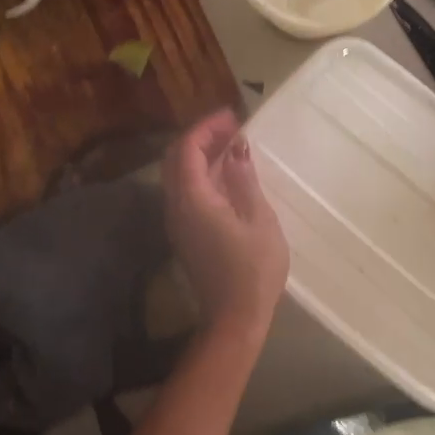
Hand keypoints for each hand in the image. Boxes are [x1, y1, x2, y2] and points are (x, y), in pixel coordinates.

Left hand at [163, 110, 289, 335]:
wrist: (235, 318)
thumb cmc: (253, 269)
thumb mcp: (259, 219)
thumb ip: (244, 180)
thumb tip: (236, 149)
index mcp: (193, 199)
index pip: (187, 149)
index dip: (207, 127)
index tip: (233, 116)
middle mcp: (176, 207)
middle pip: (176, 159)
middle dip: (201, 137)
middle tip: (233, 127)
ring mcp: (178, 222)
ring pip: (178, 175)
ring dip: (201, 155)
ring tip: (233, 145)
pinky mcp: (186, 234)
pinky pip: (186, 192)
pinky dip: (202, 174)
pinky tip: (228, 174)